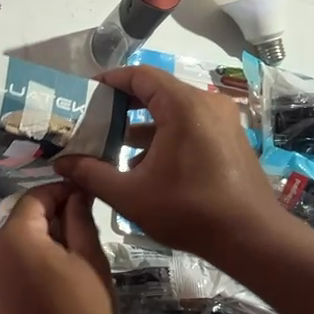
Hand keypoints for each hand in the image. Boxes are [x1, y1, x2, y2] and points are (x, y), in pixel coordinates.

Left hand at [0, 183, 115, 313]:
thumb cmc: (81, 312)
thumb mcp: (90, 261)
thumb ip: (80, 220)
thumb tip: (76, 195)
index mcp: (14, 236)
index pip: (35, 198)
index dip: (62, 192)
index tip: (85, 195)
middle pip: (22, 220)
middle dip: (51, 217)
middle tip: (84, 224)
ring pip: (14, 243)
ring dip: (40, 240)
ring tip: (72, 252)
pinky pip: (8, 265)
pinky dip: (28, 261)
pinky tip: (53, 274)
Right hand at [55, 66, 287, 260]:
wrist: (252, 238)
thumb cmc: (189, 210)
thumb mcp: (130, 195)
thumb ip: (90, 174)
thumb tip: (61, 163)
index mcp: (183, 106)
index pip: (140, 75)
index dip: (110, 81)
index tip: (85, 95)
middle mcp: (206, 104)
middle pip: (157, 91)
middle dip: (122, 105)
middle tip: (92, 121)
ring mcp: (223, 121)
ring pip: (173, 110)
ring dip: (142, 125)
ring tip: (112, 146)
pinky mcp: (230, 139)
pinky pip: (190, 125)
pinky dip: (164, 135)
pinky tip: (144, 165)